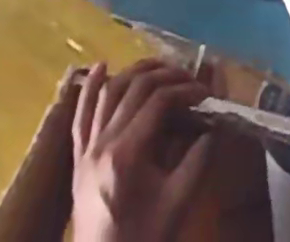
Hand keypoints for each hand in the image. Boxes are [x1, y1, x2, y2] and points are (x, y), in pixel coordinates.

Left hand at [71, 59, 214, 241]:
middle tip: (190, 78)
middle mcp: (103, 141)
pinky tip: (100, 65)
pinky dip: (89, 87)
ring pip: (108, 92)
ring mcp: (86, 148)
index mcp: (127, 153)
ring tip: (159, 66)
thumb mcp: (177, 204)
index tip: (205, 93)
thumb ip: (196, 162)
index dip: (185, 90)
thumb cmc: (143, 239)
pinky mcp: (78, 157)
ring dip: (134, 72)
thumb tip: (212, 129)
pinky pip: (80, 114)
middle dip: (165, 75)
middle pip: (135, 89)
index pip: (159, 102)